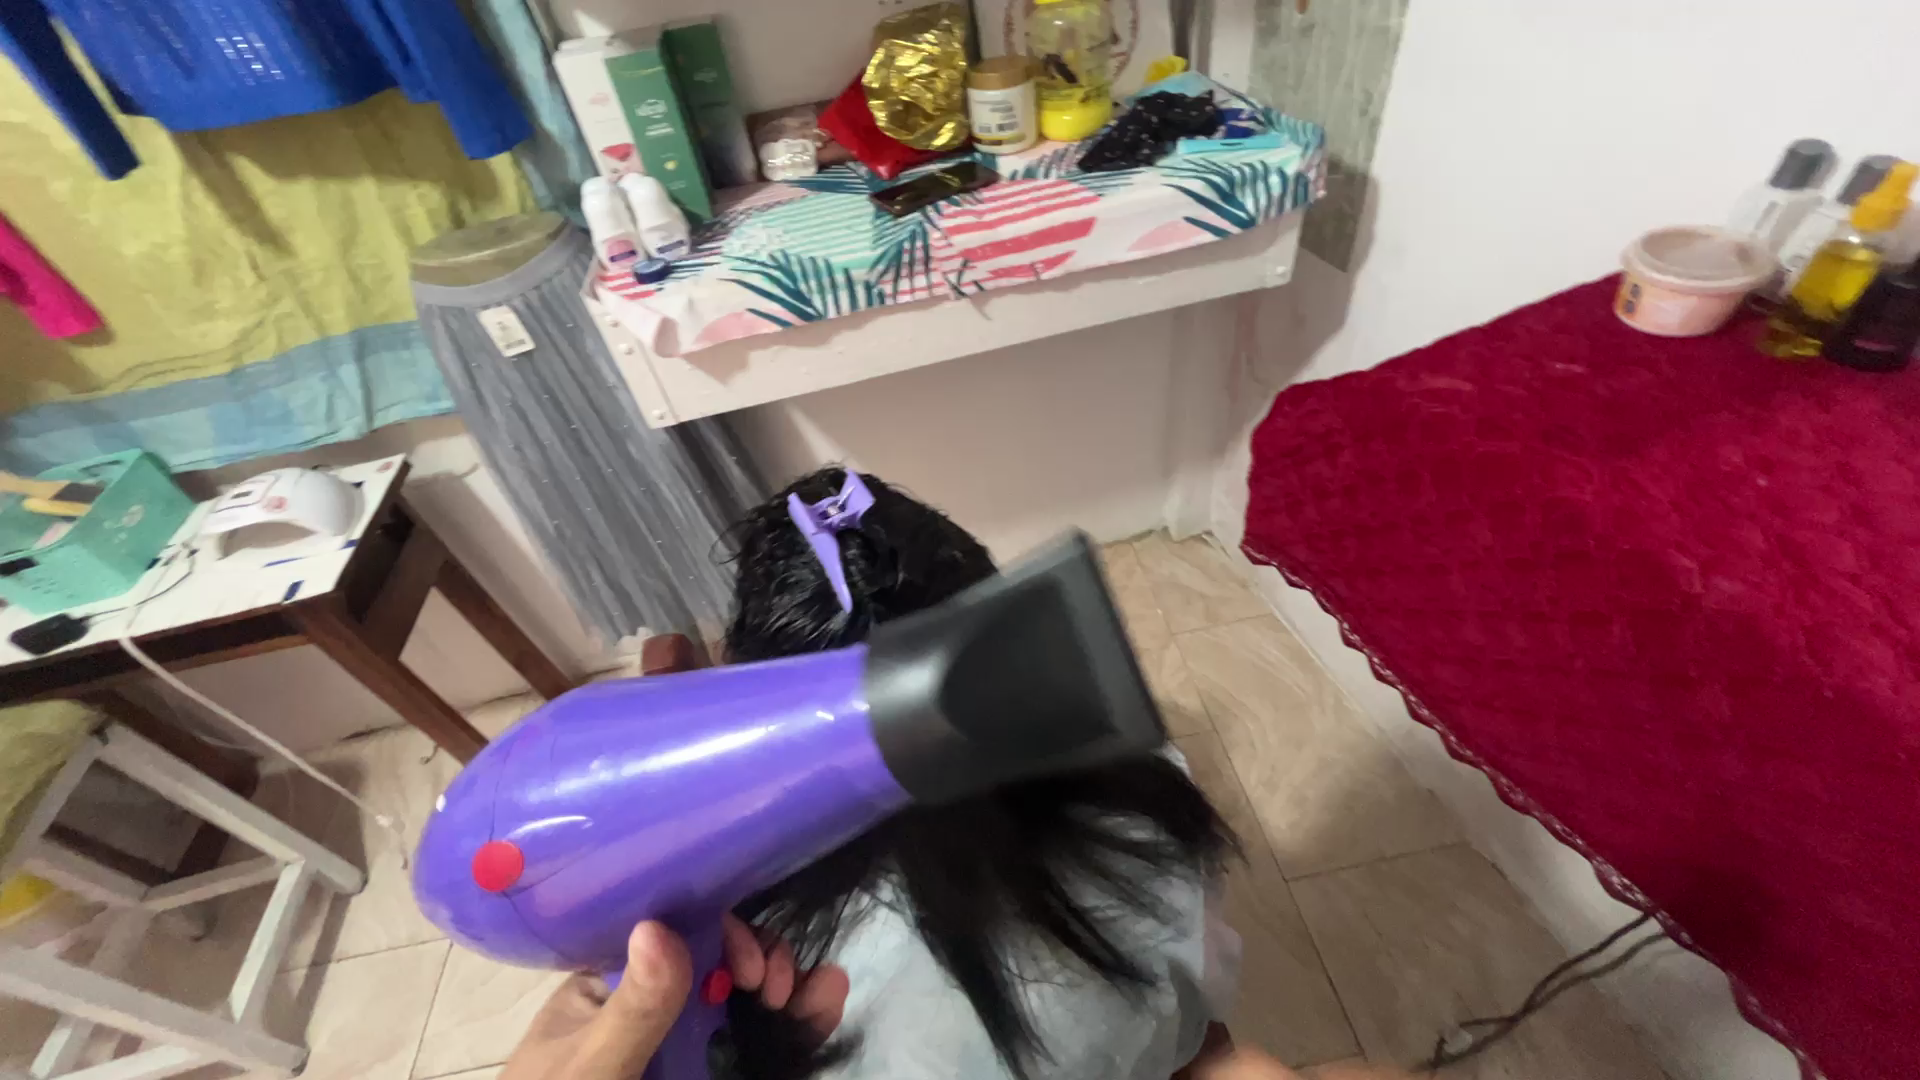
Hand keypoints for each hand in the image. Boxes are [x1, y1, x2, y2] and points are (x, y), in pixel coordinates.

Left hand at [501, 914, 849, 1079]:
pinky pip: (759, 1039)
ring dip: (797, 985)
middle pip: (723, 961)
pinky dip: (800, 1021)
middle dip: (765, 960)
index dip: (721, 937)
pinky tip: (830, 1003)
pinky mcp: (712, 1071)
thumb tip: (658, 926)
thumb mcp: (586, 1074)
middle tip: (781, 989)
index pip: (674, 934)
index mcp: (611, 989)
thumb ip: (630, 1012)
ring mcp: (686, 1045)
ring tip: (830, 991)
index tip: (746, 971)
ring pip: (750, 997)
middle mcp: (655, 1007)